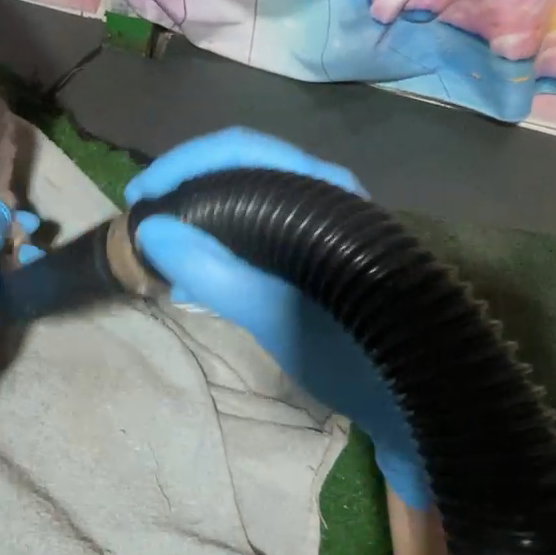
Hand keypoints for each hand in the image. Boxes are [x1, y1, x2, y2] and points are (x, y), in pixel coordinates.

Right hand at [127, 129, 428, 508]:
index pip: (240, 150)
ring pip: (244, 187)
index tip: (139, 196)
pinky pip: (255, 214)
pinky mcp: (315, 239)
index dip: (183, 164)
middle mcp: (322, 188)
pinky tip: (194, 255)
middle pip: (238, 162)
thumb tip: (150, 230)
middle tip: (141, 212)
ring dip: (198, 204)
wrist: (416, 404)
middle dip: (184, 182)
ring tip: (159, 234)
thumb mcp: (278, 317)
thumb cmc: (354, 357)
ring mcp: (320, 213)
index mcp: (321, 192)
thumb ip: (216, 273)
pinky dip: (218, 227)